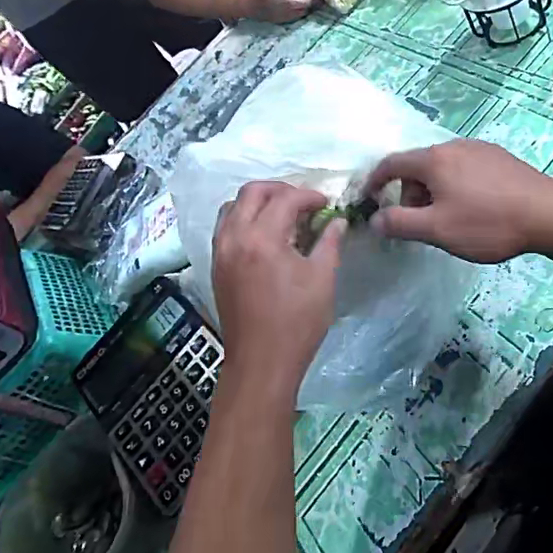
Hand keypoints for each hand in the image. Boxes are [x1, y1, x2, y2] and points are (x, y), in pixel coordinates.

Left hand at [212, 182, 346, 390]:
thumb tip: (337, 222)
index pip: (285, 199)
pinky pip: (226, 227)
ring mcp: (220, 251)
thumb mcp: (323, 280)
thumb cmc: (297, 322)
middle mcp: (235, 237)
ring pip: (233, 207)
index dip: (309, 196)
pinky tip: (266, 236)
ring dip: (258, 202)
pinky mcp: (216, 266)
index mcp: (262, 238)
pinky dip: (245, 219)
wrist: (261, 362)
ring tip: (283, 216)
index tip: (327, 204)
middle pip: (252, 192)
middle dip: (281, 190)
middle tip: (304, 203)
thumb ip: (330, 243)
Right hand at [363, 140, 552, 263]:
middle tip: (419, 224)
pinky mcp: (501, 159)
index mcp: (434, 159)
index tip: (367, 200)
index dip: (374, 181)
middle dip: (409, 194)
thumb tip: (375, 219)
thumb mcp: (437, 229)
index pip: (391, 163)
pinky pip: (466, 170)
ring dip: (434, 192)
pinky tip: (475, 210)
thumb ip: (400, 223)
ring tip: (448, 221)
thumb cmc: (488, 223)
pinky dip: (456, 187)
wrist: (550, 215)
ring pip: (443, 168)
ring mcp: (481, 150)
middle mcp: (455, 146)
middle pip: (418, 166)